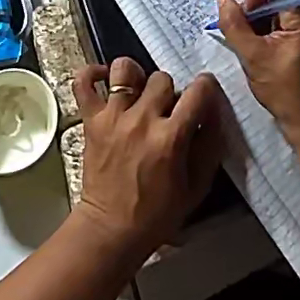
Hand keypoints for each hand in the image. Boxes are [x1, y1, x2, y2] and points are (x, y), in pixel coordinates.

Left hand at [71, 57, 223, 257]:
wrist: (112, 229)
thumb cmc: (158, 212)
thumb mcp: (198, 185)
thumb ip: (210, 144)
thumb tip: (214, 109)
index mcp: (171, 138)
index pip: (198, 90)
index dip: (206, 87)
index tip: (203, 93)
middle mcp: (142, 120)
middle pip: (162, 78)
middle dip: (170, 91)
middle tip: (167, 111)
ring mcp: (113, 117)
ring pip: (126, 70)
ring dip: (136, 77)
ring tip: (138, 93)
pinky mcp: (91, 120)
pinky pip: (84, 81)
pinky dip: (93, 73)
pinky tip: (107, 80)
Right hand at [214, 0, 299, 141]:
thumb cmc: (284, 91)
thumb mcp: (251, 56)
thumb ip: (234, 23)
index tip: (248, 15)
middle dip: (255, 8)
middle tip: (247, 35)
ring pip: (277, 5)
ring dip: (260, 20)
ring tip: (255, 47)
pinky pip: (283, 18)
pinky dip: (267, 29)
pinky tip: (262, 51)